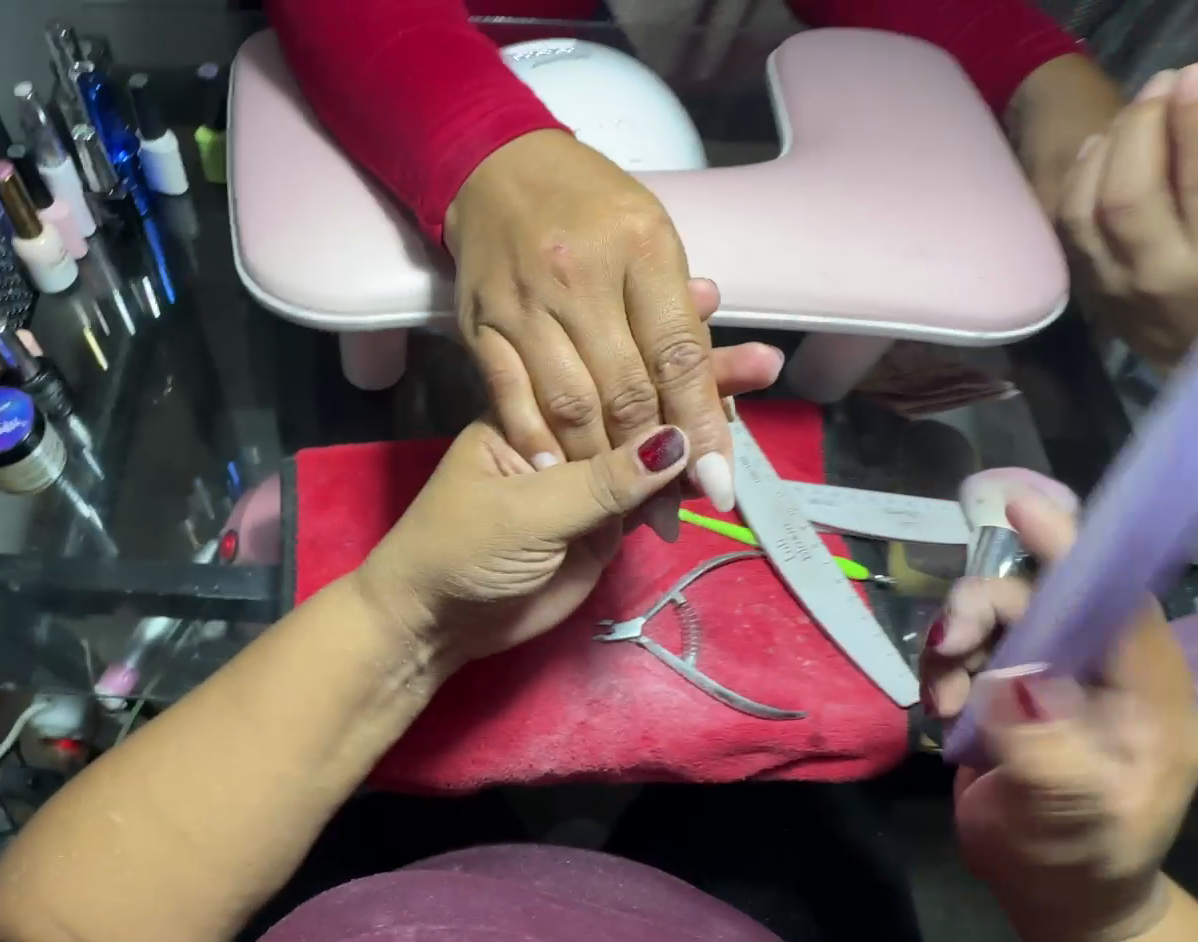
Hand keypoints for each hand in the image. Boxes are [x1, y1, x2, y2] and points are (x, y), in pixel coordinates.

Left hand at [355, 342, 779, 664]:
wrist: (439, 621)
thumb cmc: (459, 551)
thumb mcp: (525, 512)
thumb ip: (599, 481)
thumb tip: (676, 443)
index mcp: (526, 410)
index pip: (598, 369)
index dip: (649, 344)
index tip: (704, 309)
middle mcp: (561, 433)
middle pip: (634, 401)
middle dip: (692, 380)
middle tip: (761, 359)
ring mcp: (585, 478)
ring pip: (651, 448)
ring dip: (700, 424)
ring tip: (760, 381)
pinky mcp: (601, 522)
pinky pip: (651, 493)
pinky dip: (686, 478)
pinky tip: (725, 452)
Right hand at [445, 130, 777, 521]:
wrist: (493, 172)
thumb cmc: (587, 204)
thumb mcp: (649, 239)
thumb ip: (675, 314)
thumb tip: (717, 390)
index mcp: (640, 247)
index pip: (679, 354)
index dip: (703, 425)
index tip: (718, 483)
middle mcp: (580, 277)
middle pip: (626, 389)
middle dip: (653, 461)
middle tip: (672, 514)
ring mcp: (523, 305)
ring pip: (569, 403)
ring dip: (599, 465)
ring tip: (624, 510)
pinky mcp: (479, 327)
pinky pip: (509, 396)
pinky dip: (535, 441)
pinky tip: (556, 475)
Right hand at [920, 489, 1197, 941]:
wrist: (1052, 895)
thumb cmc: (1067, 862)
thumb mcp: (1060, 819)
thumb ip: (1046, 753)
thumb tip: (1016, 680)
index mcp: (1154, 705)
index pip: (1122, 609)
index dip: (1077, 555)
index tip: (1025, 510)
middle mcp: (1110, 680)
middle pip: (1044, 606)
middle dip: (983, 615)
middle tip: (944, 648)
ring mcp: (1060, 684)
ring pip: (999, 623)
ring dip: (955, 649)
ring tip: (939, 704)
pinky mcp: (1017, 692)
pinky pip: (970, 652)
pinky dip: (943, 669)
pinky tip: (939, 709)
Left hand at [1059, 60, 1197, 366]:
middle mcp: (1160, 274)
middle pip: (1128, 194)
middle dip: (1142, 129)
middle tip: (1163, 83)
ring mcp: (1112, 286)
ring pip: (1084, 213)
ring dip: (1103, 155)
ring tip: (1130, 114)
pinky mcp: (1084, 291)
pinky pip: (1066, 234)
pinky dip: (1075, 187)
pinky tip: (1094, 153)